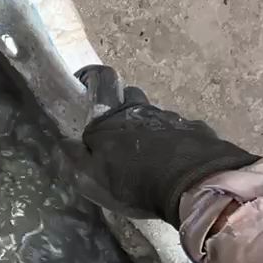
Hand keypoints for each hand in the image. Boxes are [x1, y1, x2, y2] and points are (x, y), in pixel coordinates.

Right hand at [71, 66, 258, 224]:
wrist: (194, 184)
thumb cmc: (135, 181)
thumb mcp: (93, 178)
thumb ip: (77, 157)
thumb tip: (65, 141)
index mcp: (110, 119)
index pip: (100, 81)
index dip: (90, 77)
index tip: (82, 82)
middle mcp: (140, 111)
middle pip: (130, 95)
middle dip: (122, 105)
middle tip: (116, 129)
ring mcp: (171, 118)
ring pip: (155, 114)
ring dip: (148, 127)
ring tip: (149, 154)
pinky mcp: (197, 131)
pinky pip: (181, 130)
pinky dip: (175, 140)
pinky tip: (176, 161)